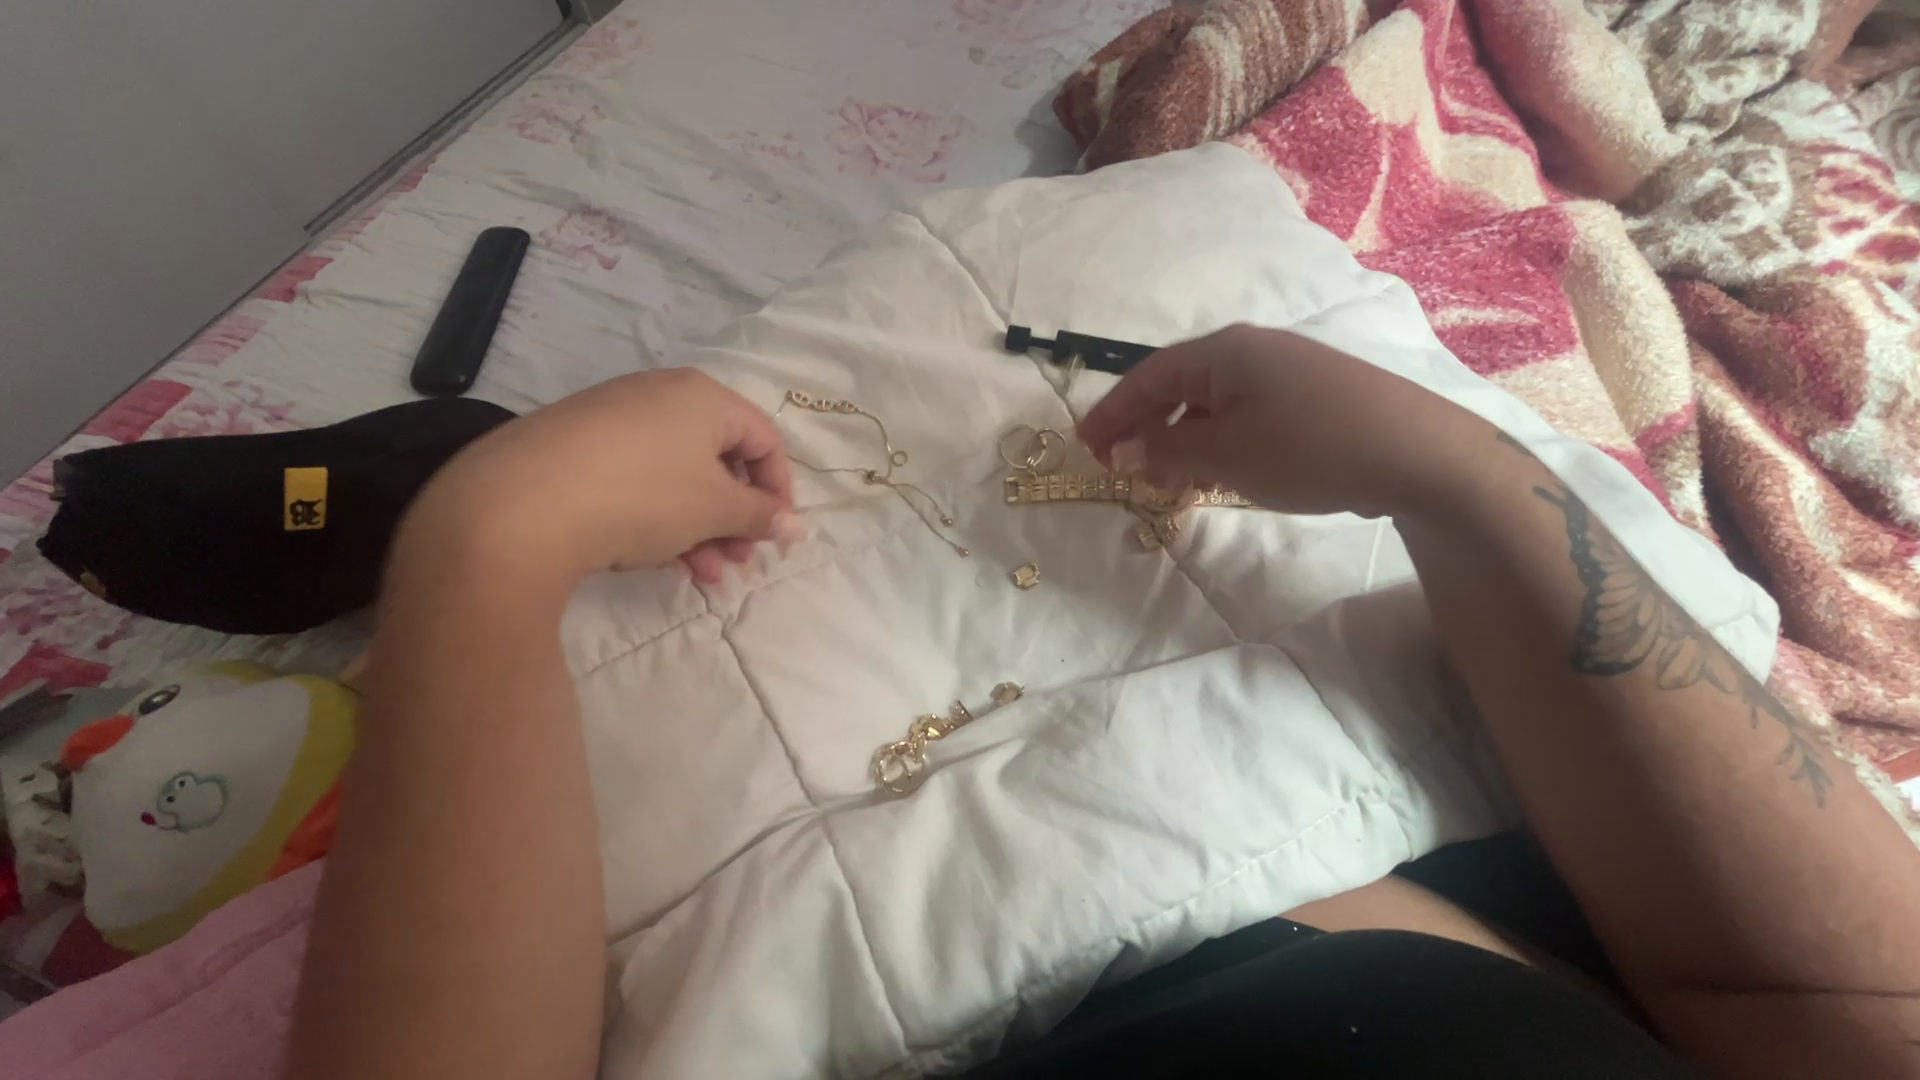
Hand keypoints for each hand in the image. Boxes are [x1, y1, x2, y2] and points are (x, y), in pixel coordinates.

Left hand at [401, 369, 798, 586]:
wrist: (515, 509)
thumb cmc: (642, 496)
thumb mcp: (715, 509)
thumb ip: (761, 516)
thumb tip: (798, 525)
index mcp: (702, 397)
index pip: (764, 439)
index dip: (780, 490)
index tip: (777, 534)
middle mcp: (658, 396)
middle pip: (719, 461)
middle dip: (736, 518)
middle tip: (741, 561)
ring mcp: (611, 420)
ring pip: (678, 477)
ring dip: (702, 529)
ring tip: (706, 577)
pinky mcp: (573, 449)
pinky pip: (637, 481)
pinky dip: (660, 520)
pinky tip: (663, 562)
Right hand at [1077, 324, 1495, 520]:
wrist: (1419, 454)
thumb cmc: (1307, 447)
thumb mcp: (1224, 454)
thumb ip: (1166, 449)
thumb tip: (1123, 450)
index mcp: (1224, 352)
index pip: (1147, 377)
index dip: (1111, 412)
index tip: (1085, 447)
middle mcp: (1252, 350)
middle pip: (1178, 386)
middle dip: (1144, 427)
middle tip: (1121, 467)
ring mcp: (1286, 371)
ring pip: (1211, 402)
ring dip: (1180, 438)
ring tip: (1167, 478)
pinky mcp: (1312, 396)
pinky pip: (1243, 413)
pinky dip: (1216, 440)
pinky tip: (1219, 470)